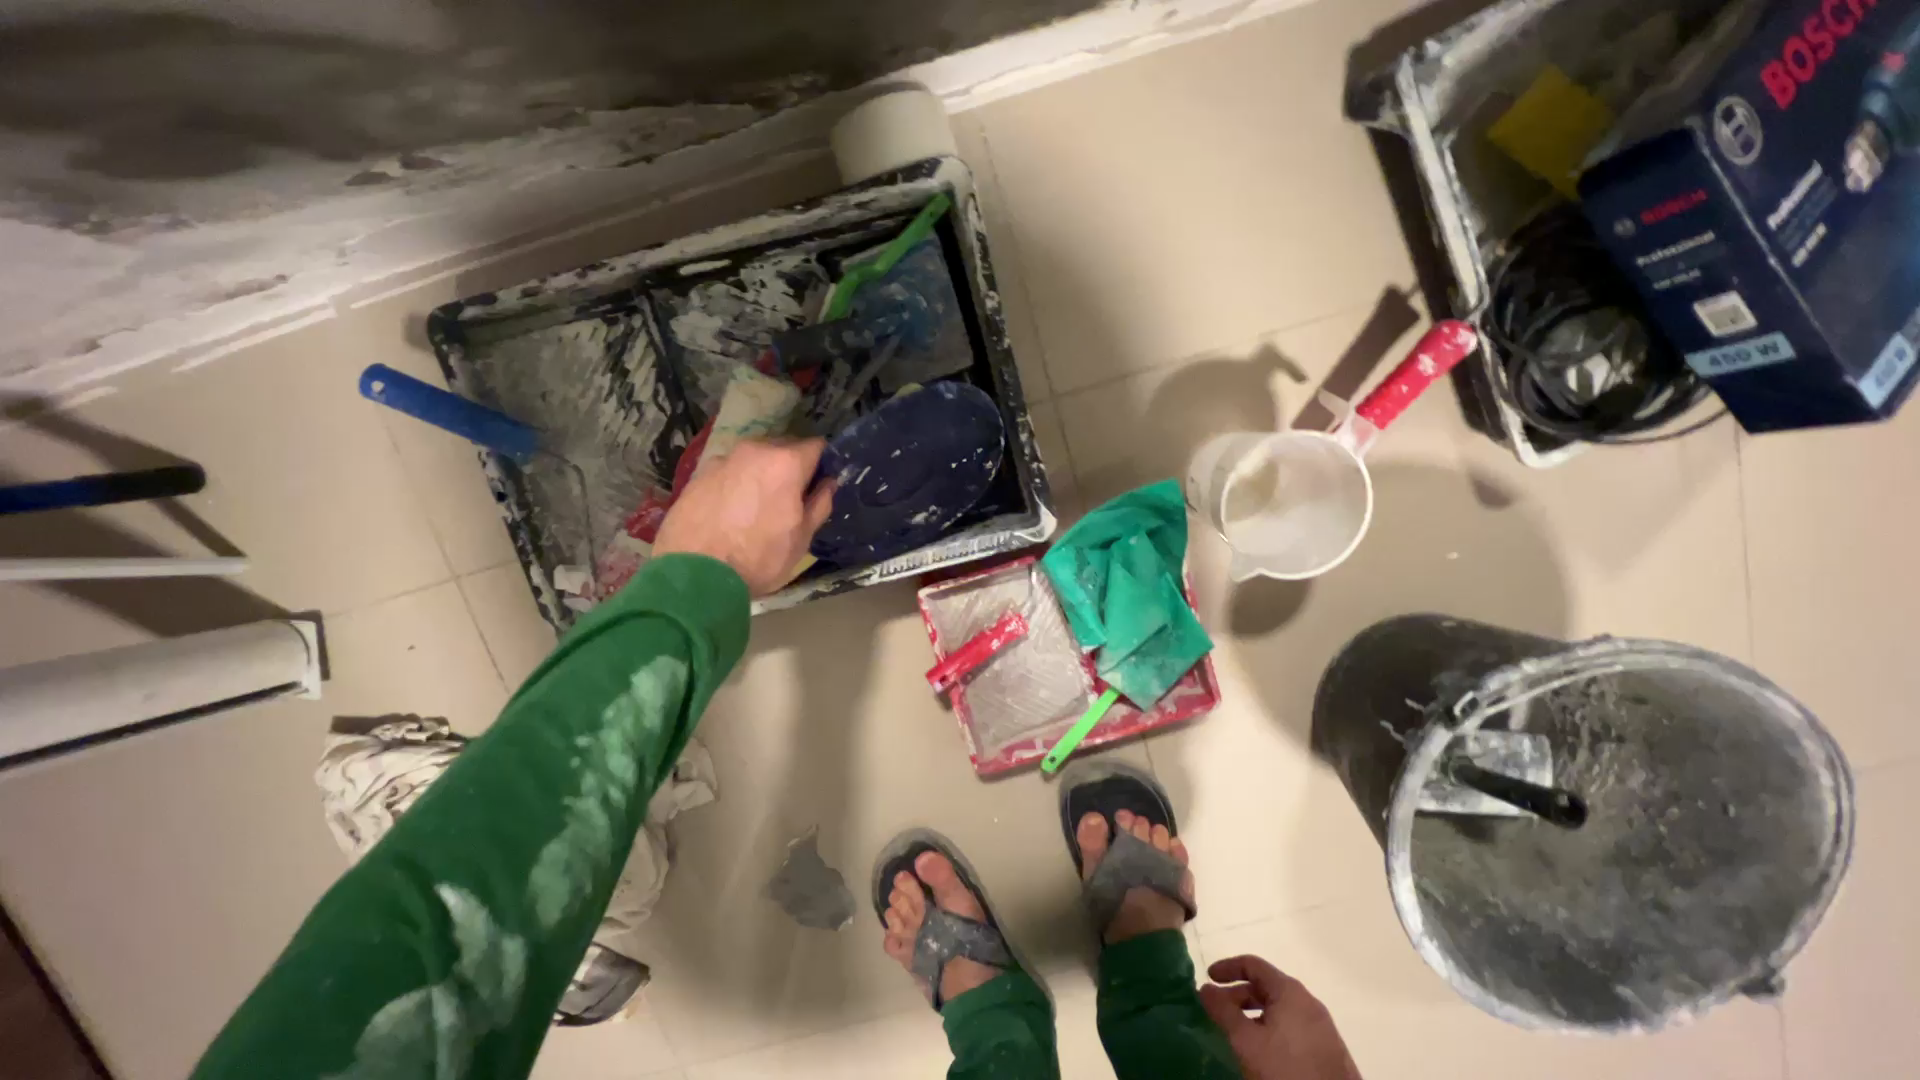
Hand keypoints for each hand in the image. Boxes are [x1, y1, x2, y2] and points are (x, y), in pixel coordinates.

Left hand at [654, 438, 836, 595]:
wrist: (694, 574)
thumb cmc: (757, 558)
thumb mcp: (801, 540)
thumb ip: (819, 505)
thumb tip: (828, 484)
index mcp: (786, 463)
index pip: (816, 446)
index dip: (822, 464)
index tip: (820, 484)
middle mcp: (754, 451)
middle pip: (783, 448)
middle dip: (791, 466)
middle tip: (790, 497)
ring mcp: (722, 460)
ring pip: (752, 459)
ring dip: (760, 474)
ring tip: (756, 505)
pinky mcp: (697, 474)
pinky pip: (728, 472)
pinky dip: (734, 483)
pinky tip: (729, 511)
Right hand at [1199, 955, 1362, 1079]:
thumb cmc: (1285, 1071)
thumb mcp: (1245, 1041)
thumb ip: (1222, 1011)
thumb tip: (1204, 989)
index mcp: (1290, 992)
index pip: (1253, 965)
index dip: (1227, 968)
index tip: (1206, 979)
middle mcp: (1308, 1002)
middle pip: (1266, 986)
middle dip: (1237, 995)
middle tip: (1215, 1011)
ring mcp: (1320, 1027)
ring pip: (1279, 1009)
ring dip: (1252, 1014)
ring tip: (1234, 1033)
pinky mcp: (1326, 1049)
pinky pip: (1291, 1027)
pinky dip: (1270, 1028)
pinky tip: (1261, 1052)